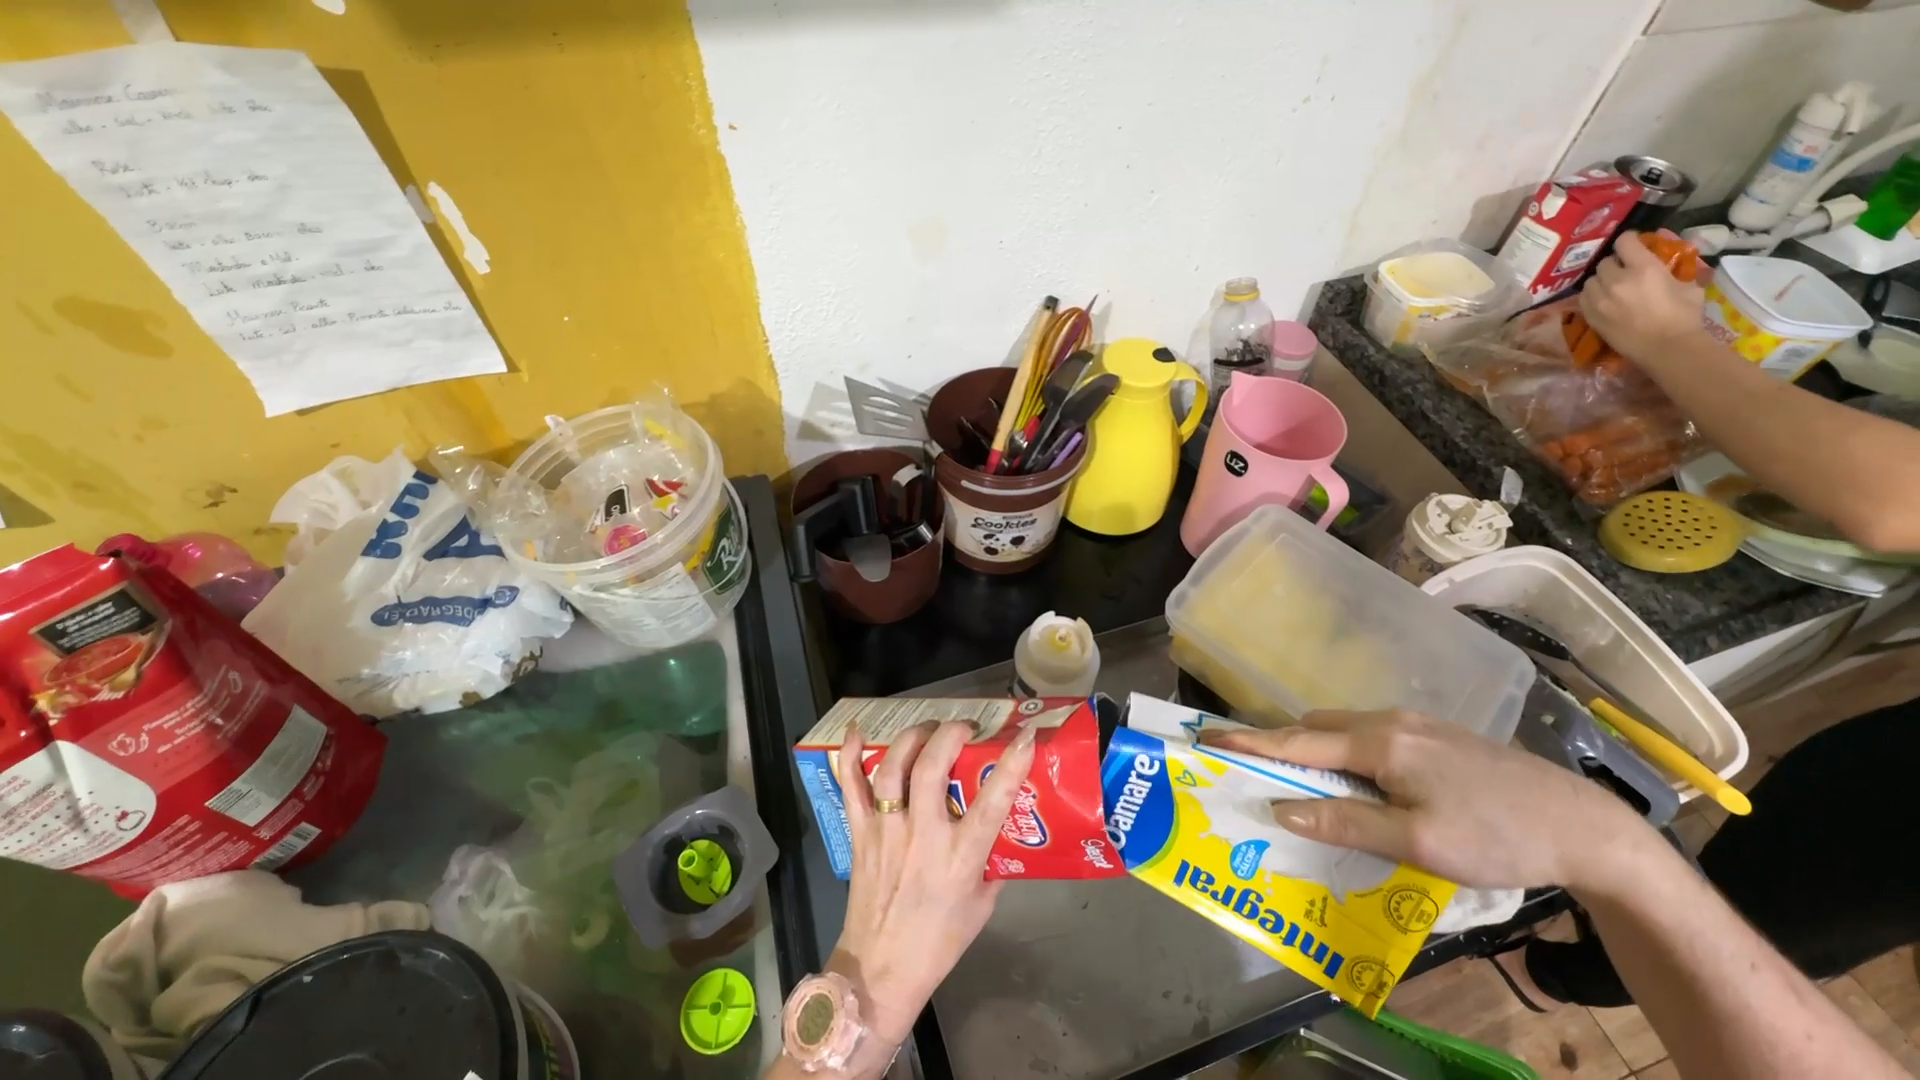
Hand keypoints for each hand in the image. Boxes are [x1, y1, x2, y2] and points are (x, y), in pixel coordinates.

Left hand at [826, 720, 1035, 1055]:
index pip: (993, 799)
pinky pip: (850, 787)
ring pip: (893, 769)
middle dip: (951, 735)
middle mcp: (922, 835)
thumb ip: (993, 861)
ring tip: (929, 728)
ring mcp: (886, 831)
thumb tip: (1003, 828)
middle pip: (932, 768)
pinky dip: (851, 755)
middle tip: (965, 728)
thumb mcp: (983, 904)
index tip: (1026, 735)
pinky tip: (858, 731)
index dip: (1012, 762)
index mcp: (960, 857)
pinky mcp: (859, 834)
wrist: (881, 970)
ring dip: (912, 738)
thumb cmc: (939, 941)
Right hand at [1200, 709, 1653, 893]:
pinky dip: (1337, 751)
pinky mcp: (1436, 737)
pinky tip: (1344, 776)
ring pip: (1341, 729)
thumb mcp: (1418, 842)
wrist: (1585, 827)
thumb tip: (1278, 807)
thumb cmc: (1497, 836)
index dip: (1248, 743)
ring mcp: (1417, 725)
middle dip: (1272, 742)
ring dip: (1306, 746)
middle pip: (1314, 727)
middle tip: (1238, 762)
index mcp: (1380, 743)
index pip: (1296, 742)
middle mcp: (1391, 721)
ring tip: (1282, 773)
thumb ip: (1345, 822)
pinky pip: (1367, 736)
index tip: (1205, 738)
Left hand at [1581, 231, 1709, 364]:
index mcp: (1643, 268)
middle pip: (1604, 263)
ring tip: (1612, 287)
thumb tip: (1674, 261)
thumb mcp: (1689, 285)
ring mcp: (1599, 300)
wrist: (1665, 347)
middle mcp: (1616, 281)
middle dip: (1615, 264)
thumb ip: (1676, 269)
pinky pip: (1583, 298)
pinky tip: (1602, 301)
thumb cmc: (1684, 315)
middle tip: (1625, 271)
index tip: (1633, 243)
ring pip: (1590, 280)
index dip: (1628, 240)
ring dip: (1600, 281)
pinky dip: (1591, 296)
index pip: (1624, 242)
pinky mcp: (1590, 316)